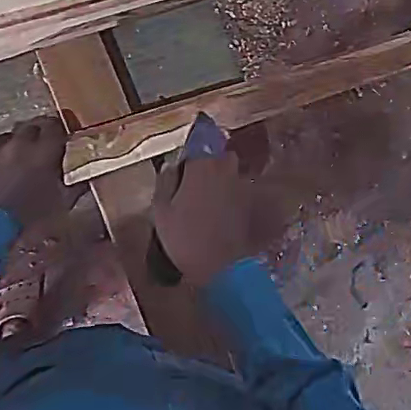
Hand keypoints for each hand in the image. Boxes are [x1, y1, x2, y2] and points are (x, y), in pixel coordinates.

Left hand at [0, 117, 86, 227]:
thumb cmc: (28, 221)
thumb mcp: (61, 204)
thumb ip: (75, 185)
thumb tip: (86, 178)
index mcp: (45, 151)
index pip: (54, 126)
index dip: (57, 132)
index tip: (58, 139)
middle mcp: (19, 143)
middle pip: (30, 128)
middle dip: (34, 138)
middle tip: (35, 155)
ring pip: (5, 139)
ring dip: (10, 149)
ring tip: (9, 168)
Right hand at [151, 145, 282, 287]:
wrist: (220, 267)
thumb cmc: (184, 237)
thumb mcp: (161, 211)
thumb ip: (165, 183)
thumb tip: (169, 165)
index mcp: (202, 166)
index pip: (199, 143)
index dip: (192, 148)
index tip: (184, 157)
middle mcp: (225, 169)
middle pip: (218, 155)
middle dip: (208, 162)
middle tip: (193, 179)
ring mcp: (240, 185)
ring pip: (230, 171)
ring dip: (220, 177)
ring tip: (206, 195)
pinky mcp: (249, 202)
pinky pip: (237, 189)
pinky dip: (230, 193)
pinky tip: (218, 209)